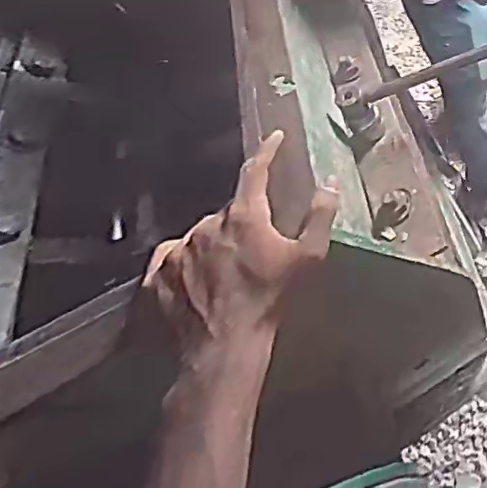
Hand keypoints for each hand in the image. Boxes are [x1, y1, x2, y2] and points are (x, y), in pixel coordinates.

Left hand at [142, 130, 339, 355]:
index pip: (255, 171)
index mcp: (245, 216)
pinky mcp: (157, 276)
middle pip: (230, 208)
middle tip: (258, 241)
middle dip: (245, 216)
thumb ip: (321, 216)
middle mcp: (208, 226)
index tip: (276, 137)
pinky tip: (197, 272)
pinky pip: (173, 253)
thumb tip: (329, 184)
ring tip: (230, 265)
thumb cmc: (270, 299)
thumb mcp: (309, 258)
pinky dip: (186, 256)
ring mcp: (178, 250)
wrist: (223, 349)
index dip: (268, 151)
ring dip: (217, 239)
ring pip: (203, 231)